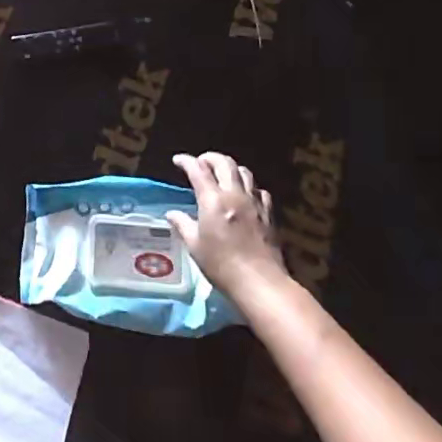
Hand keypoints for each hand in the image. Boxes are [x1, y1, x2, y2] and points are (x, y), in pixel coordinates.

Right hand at [164, 152, 287, 297]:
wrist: (261, 284)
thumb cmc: (222, 265)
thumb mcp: (195, 245)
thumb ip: (183, 224)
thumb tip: (172, 214)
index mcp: (213, 200)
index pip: (197, 169)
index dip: (186, 161)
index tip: (178, 161)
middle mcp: (235, 195)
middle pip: (224, 163)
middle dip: (209, 158)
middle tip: (200, 163)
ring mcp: (255, 204)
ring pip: (244, 172)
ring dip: (230, 169)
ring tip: (221, 176)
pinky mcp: (269, 215)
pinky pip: (259, 191)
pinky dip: (249, 187)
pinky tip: (244, 196)